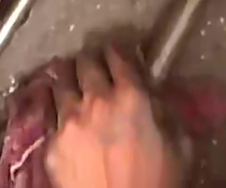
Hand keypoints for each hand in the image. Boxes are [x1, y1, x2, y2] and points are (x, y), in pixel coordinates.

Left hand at [44, 46, 181, 187]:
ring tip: (69, 79)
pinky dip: (53, 107)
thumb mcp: (178, 144)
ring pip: (59, 80)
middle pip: (85, 61)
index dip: (115, 50)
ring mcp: (69, 121)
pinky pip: (47, 114)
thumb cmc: (157, 184)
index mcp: (131, 95)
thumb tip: (153, 94)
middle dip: (89, 60)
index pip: (117, 54)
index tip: (115, 53)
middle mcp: (97, 99)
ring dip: (66, 77)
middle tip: (91, 66)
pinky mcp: (51, 146)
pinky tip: (57, 110)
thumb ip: (164, 110)